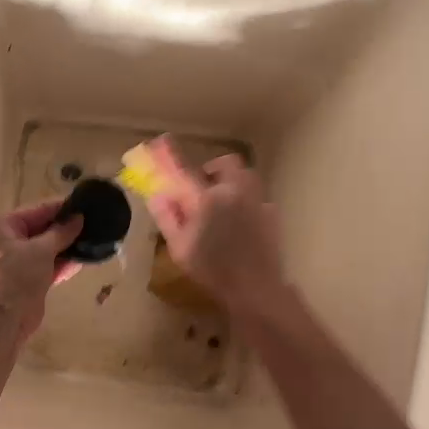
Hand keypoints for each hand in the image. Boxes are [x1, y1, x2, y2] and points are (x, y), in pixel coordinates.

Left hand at [0, 200, 82, 340]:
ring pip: (45, 250)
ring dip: (66, 247)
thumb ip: (61, 232)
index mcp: (2, 227)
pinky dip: (61, 264)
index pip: (35, 212)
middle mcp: (6, 242)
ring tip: (91, 240)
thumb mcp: (41, 250)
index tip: (84, 205)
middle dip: (64, 230)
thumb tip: (78, 217)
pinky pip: (46, 266)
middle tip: (92, 224)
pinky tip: (82, 260)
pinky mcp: (26, 280)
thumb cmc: (17, 275)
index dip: (60, 209)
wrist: (5, 319)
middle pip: (40, 230)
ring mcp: (15, 263)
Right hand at [142, 134, 285, 310]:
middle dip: (214, 169)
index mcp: (207, 198)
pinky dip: (246, 200)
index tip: (163, 140)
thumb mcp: (179, 247)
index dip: (172, 153)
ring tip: (222, 199)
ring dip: (232, 180)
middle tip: (203, 185)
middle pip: (227, 164)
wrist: (255, 288)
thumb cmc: (212, 269)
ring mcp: (257, 201)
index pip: (185, 169)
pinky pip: (257, 196)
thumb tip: (157, 195)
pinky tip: (240, 221)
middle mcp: (234, 192)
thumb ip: (167, 217)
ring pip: (246, 176)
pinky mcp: (271, 214)